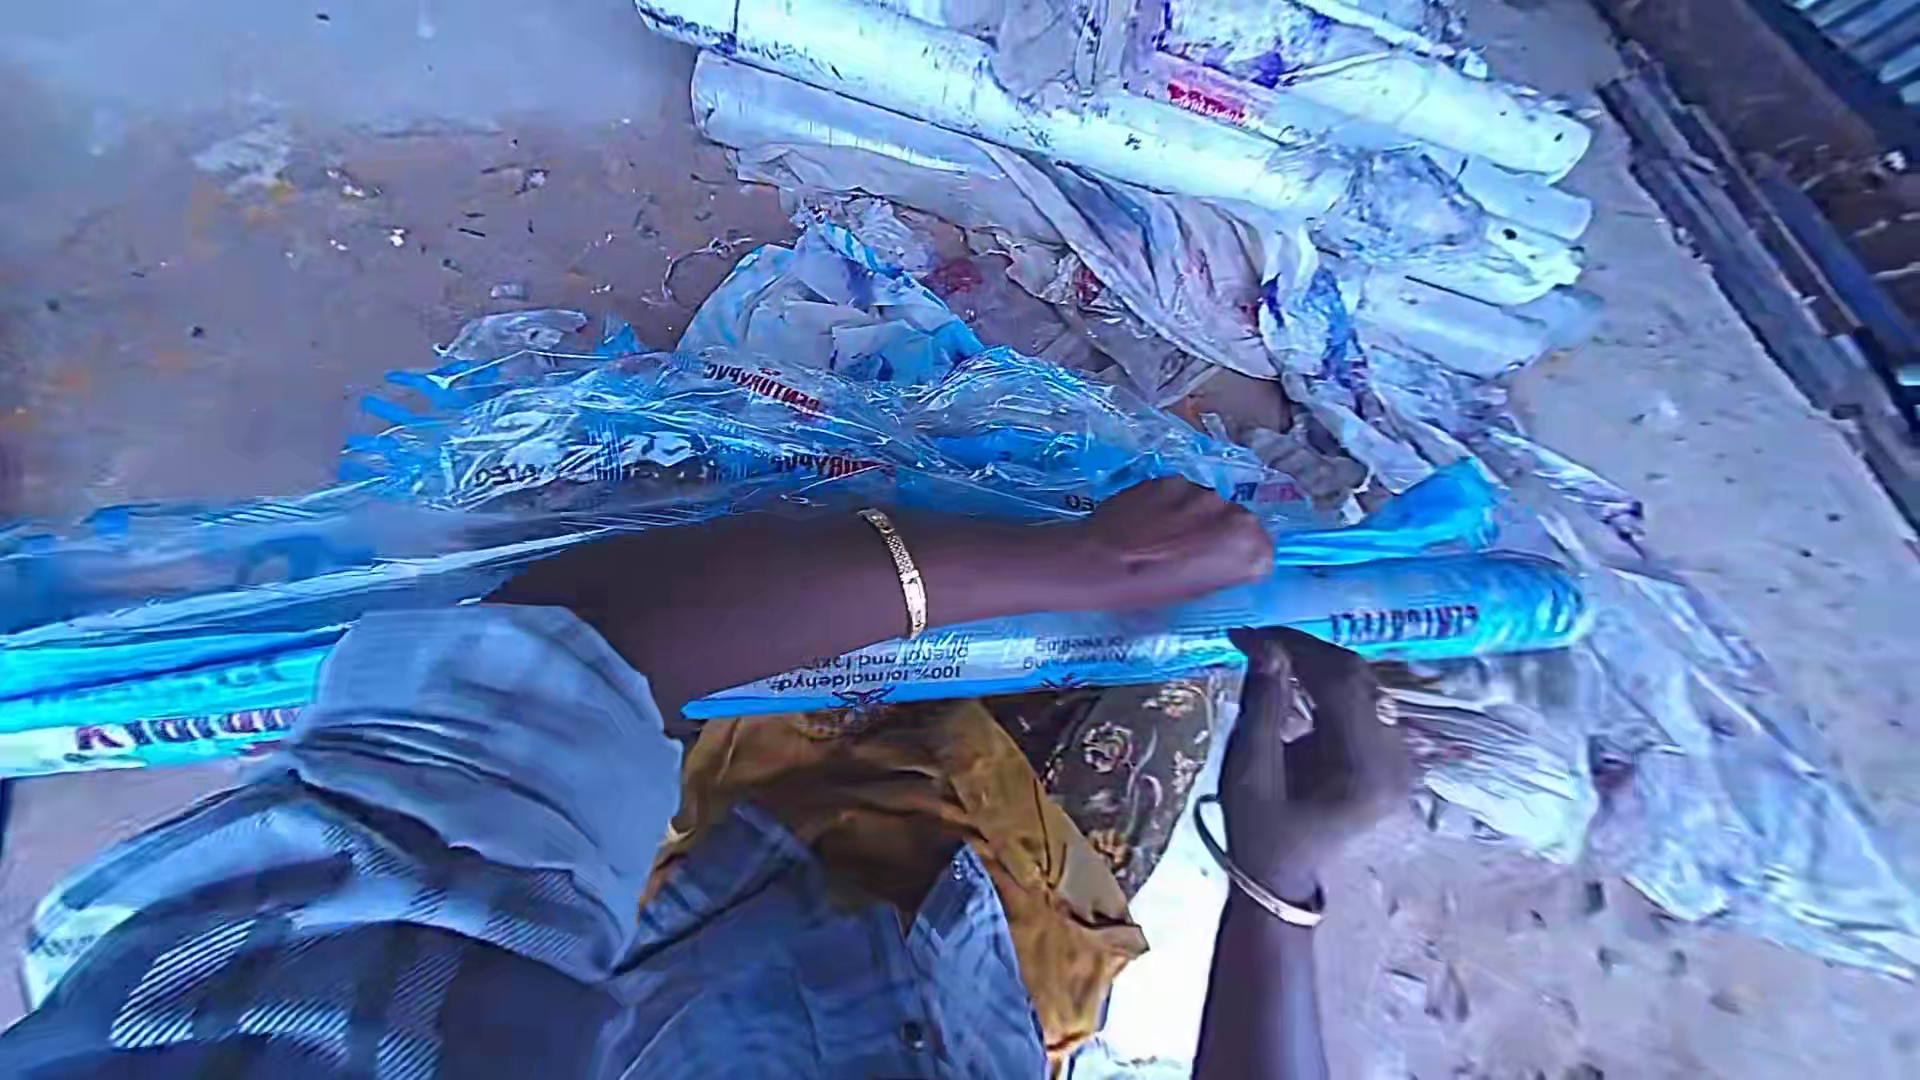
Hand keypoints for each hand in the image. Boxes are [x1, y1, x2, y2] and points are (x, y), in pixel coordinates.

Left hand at [1066, 479, 1272, 610]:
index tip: (1217, 566)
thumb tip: (1223, 556)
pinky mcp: (1172, 477)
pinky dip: (1168, 502)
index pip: (1260, 551)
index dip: (1236, 558)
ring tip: (1161, 534)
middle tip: (1186, 549)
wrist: (1101, 561)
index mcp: (1249, 549)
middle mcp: (1234, 514)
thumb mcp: (1197, 590)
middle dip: (1217, 533)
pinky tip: (1146, 518)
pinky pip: (1179, 492)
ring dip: (1192, 515)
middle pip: (1236, 522)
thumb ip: (1222, 568)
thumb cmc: (1149, 588)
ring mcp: (1201, 491)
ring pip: (1206, 504)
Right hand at [1219, 627, 1409, 897]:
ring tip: (1268, 653)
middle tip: (1255, 639)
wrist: (1281, 873)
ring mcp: (1399, 760)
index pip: (1339, 683)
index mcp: (1365, 770)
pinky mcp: (1389, 757)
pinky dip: (1325, 681)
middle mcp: (1397, 761)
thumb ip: (1262, 704)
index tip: (1247, 634)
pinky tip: (1293, 678)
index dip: (1294, 647)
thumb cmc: (1258, 826)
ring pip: (1362, 684)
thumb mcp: (1248, 767)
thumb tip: (1262, 645)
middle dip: (1304, 649)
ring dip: (1314, 662)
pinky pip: (1361, 701)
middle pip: (1357, 678)